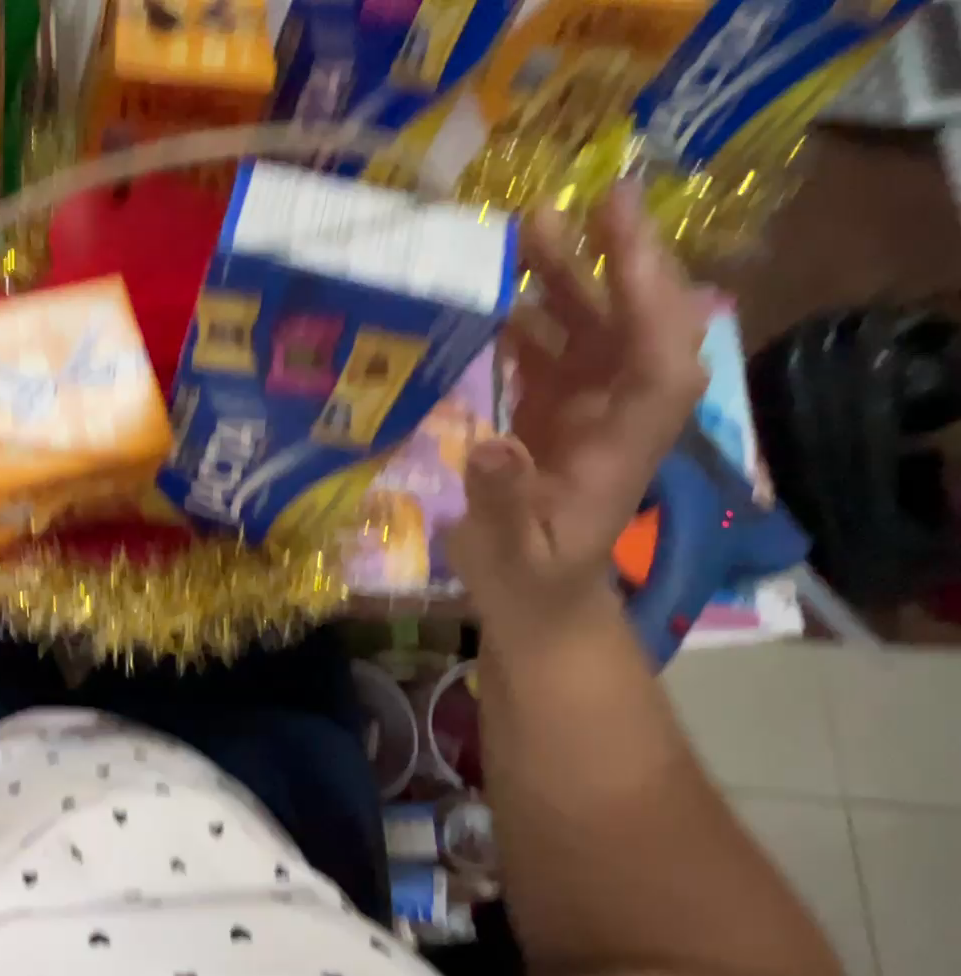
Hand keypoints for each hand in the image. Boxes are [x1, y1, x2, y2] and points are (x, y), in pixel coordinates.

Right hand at [448, 185, 709, 637]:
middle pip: (630, 327)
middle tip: (577, 203)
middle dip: (613, 264)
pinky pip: (550, 352)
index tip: (620, 235)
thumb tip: (489, 445)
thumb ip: (506, 502)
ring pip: (590, 330)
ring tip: (525, 230)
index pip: (658, 361)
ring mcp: (582, 410)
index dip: (647, 295)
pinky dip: (529, 318)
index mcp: (621, 448)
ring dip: (566, 280)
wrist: (538, 600)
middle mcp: (614, 414)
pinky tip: (496, 297)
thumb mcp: (515, 555)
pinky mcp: (551, 413)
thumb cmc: (530, 582)